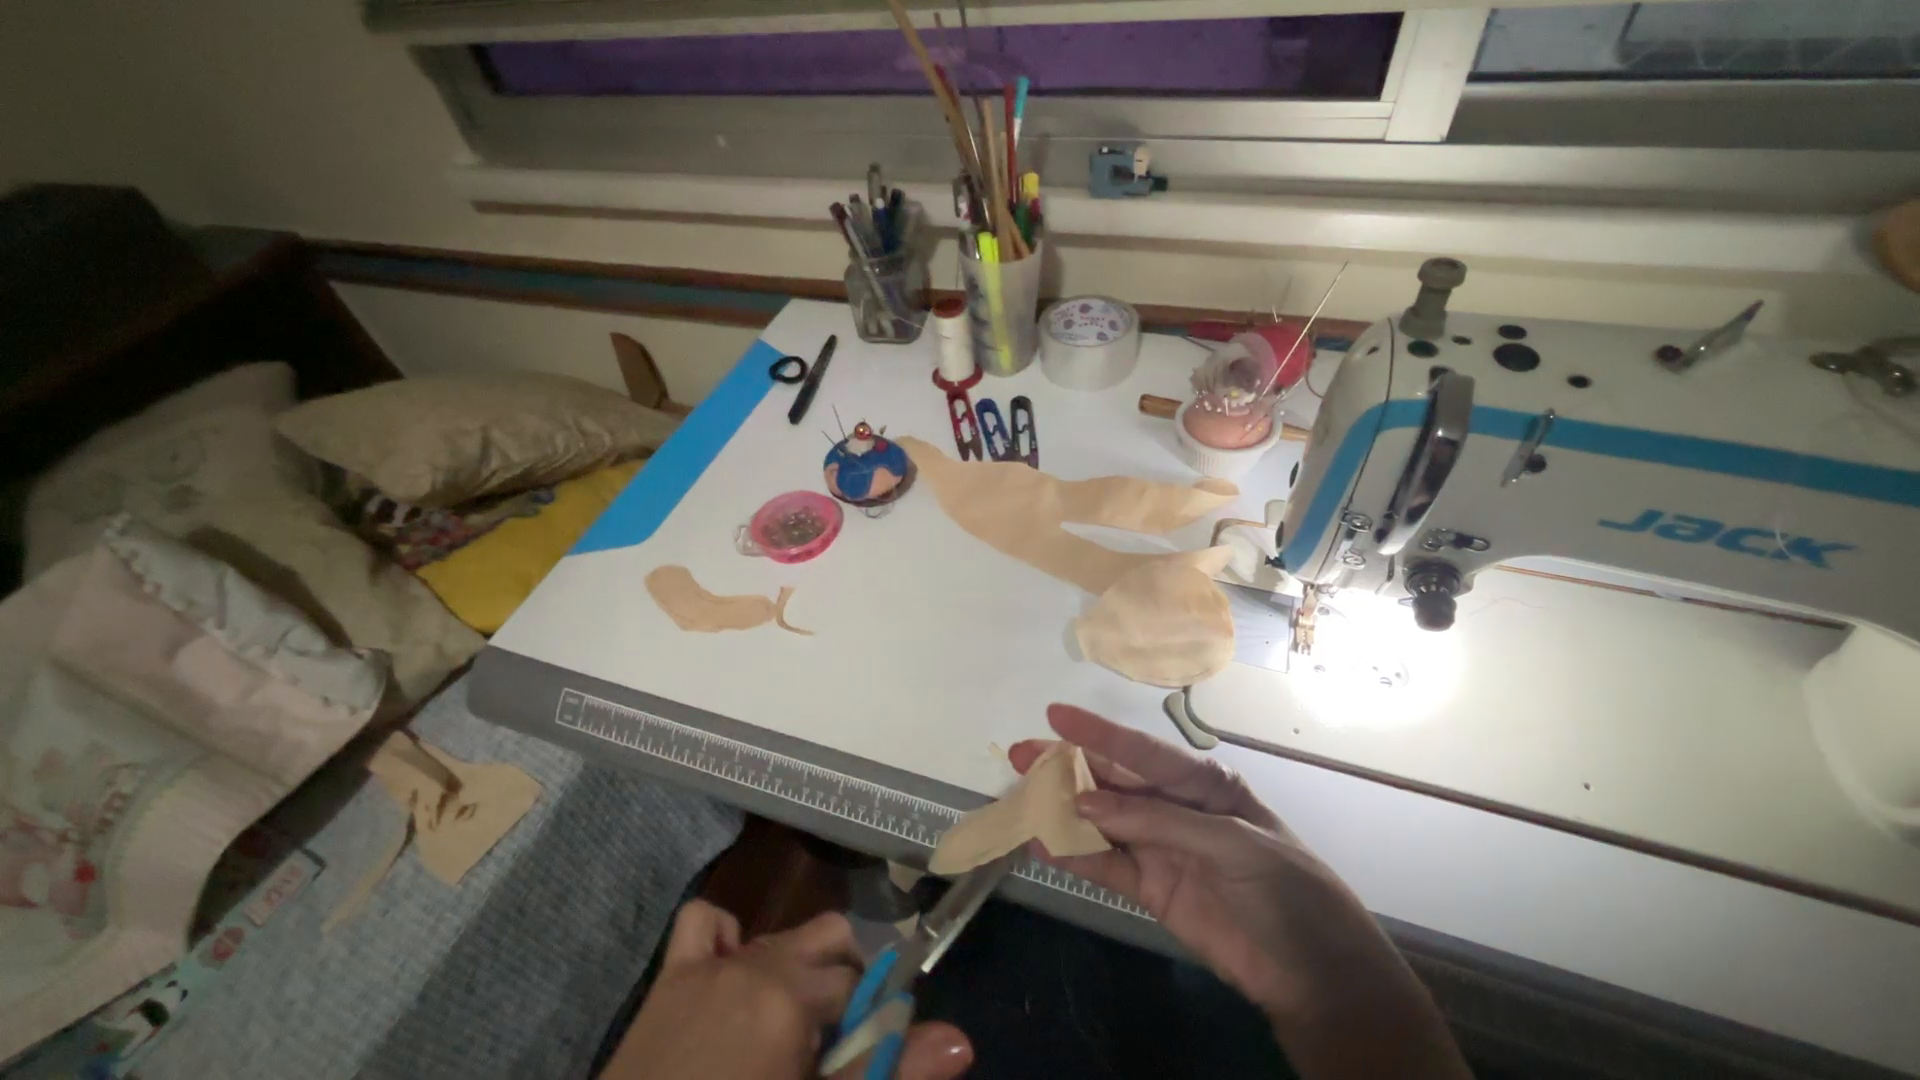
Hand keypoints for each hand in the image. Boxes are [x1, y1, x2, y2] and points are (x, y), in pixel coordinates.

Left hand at [602, 900, 972, 1079]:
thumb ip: (888, 1069)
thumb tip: (961, 1038)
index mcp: (793, 997)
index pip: (864, 985)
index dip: (875, 1019)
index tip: (866, 1053)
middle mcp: (755, 964)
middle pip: (830, 940)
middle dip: (846, 980)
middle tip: (835, 1042)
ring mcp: (709, 965)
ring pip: (780, 936)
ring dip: (799, 968)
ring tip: (795, 1025)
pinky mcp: (671, 977)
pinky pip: (706, 924)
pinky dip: (729, 939)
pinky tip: (736, 975)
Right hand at [1010, 704, 1469, 1079]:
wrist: (1313, 975)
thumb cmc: (1287, 889)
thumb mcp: (1233, 844)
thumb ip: (1159, 821)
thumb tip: (1085, 806)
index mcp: (1205, 783)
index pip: (1143, 751)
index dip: (1099, 732)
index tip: (1054, 714)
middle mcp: (1175, 807)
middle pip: (1113, 781)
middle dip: (1068, 766)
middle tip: (1020, 756)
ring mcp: (1158, 847)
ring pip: (1101, 821)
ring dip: (1062, 809)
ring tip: (1019, 797)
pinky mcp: (1148, 887)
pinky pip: (1103, 865)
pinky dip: (1072, 855)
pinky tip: (1041, 844)